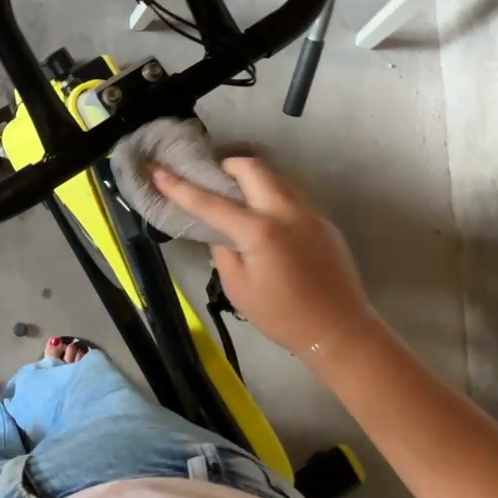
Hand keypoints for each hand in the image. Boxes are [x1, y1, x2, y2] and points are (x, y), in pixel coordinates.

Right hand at [152, 156, 379, 361]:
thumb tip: (221, 232)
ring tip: (238, 197)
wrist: (339, 330)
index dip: (180, 186)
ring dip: (253, 179)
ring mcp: (309, 213)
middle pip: (252, 167)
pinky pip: (292, 196)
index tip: (159, 169)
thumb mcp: (238, 288)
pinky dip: (272, 197)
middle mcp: (286, 211)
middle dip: (227, 166)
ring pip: (276, 177)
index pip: (211, 202)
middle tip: (213, 179)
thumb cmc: (282, 316)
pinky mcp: (324, 221)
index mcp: (259, 231)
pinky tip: (267, 221)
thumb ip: (223, 252)